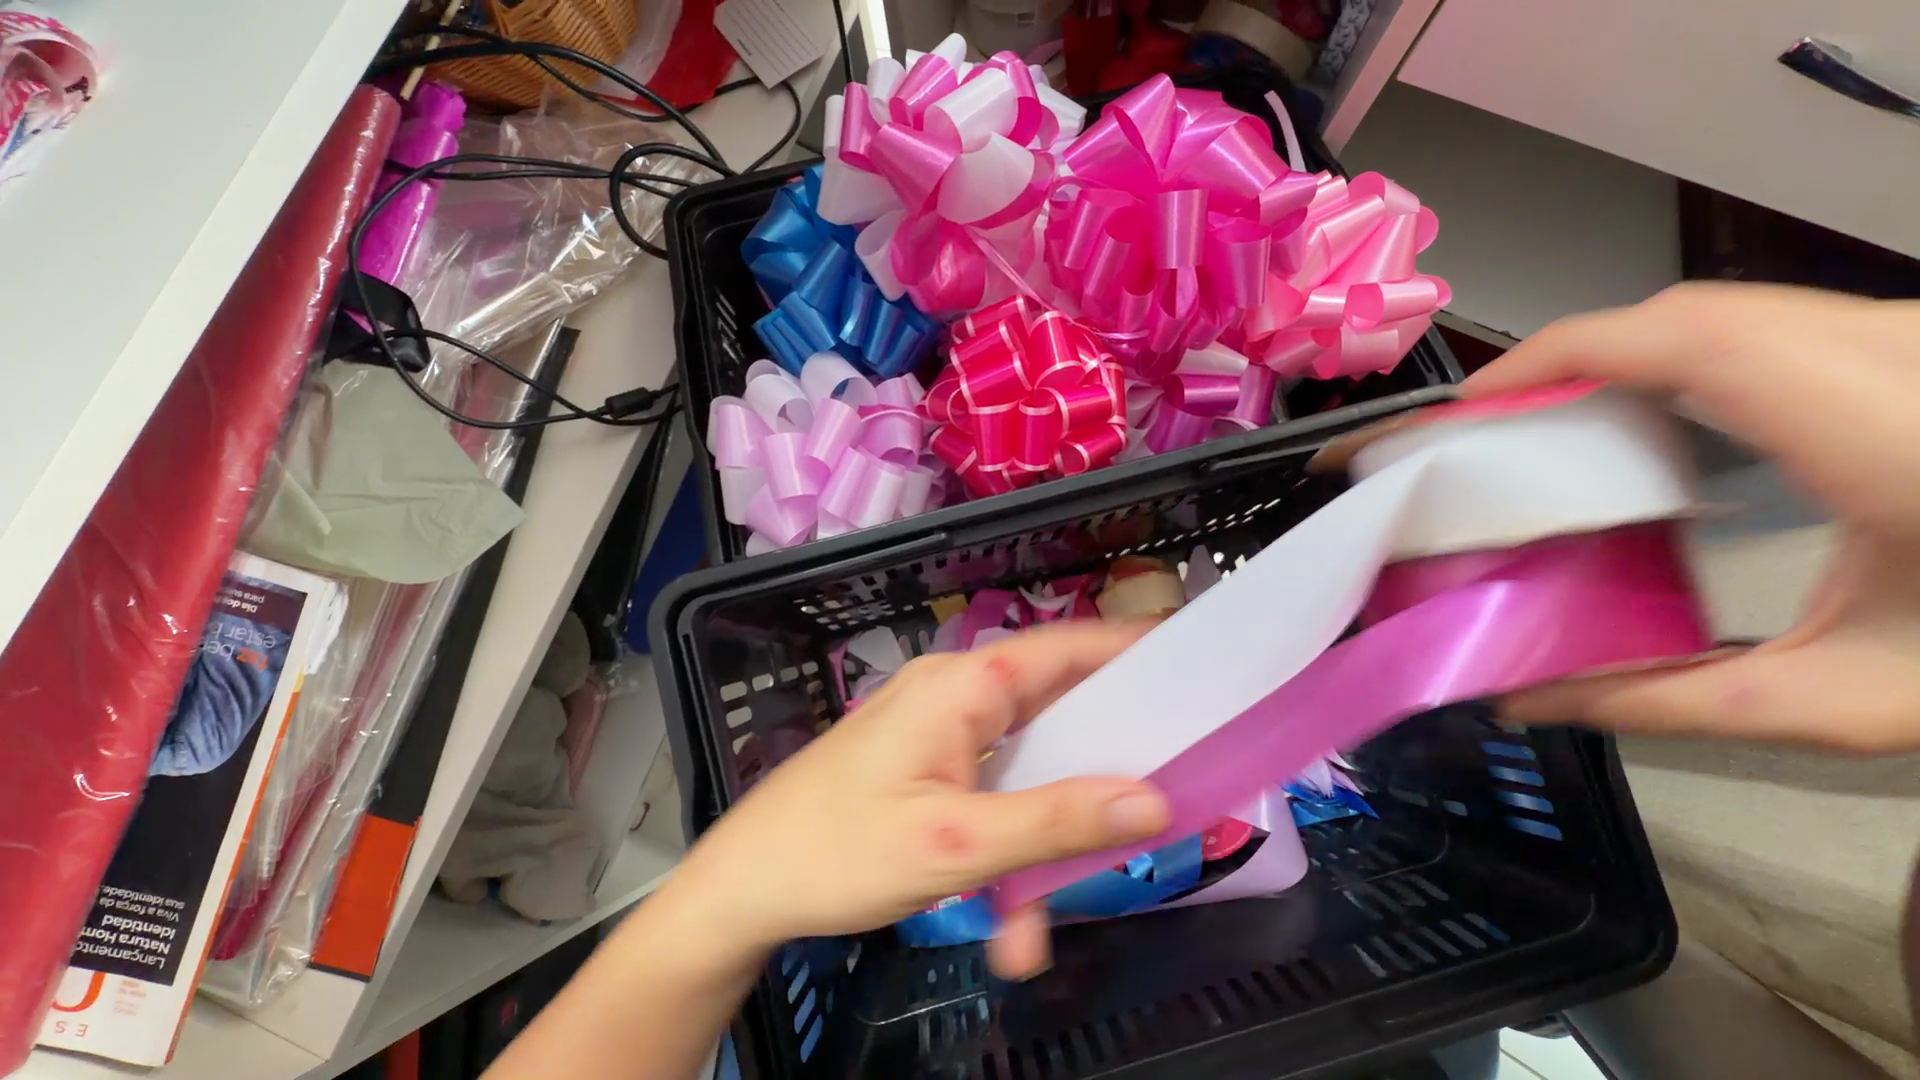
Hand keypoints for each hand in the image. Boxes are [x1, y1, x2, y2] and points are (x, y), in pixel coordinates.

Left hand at [657, 620, 1171, 978]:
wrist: (743, 886)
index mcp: (965, 685)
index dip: (1136, 652)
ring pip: (1029, 770)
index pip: (1069, 646)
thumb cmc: (838, 851)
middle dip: (1100, 774)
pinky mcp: (929, 768)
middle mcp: (958, 695)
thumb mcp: (956, 843)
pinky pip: (995, 796)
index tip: (1197, 675)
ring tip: (1044, 917)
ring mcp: (941, 733)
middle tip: (1158, 809)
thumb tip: (1155, 801)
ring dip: (1048, 837)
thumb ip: (1057, 821)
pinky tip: (1006, 921)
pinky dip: (1010, 848)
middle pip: (1059, 713)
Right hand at [1466, 282, 1919, 750]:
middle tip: (1501, 422)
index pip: (1697, 341)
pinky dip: (1677, 354)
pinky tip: (1650, 409)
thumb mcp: (1845, 702)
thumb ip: (1667, 702)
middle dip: (1573, 357)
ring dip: (1622, 353)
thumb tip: (1524, 699)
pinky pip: (1769, 323)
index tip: (1477, 401)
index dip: (1566, 354)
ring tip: (1556, 417)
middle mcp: (1911, 360)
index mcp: (1892, 440)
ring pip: (1729, 309)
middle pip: (1695, 313)